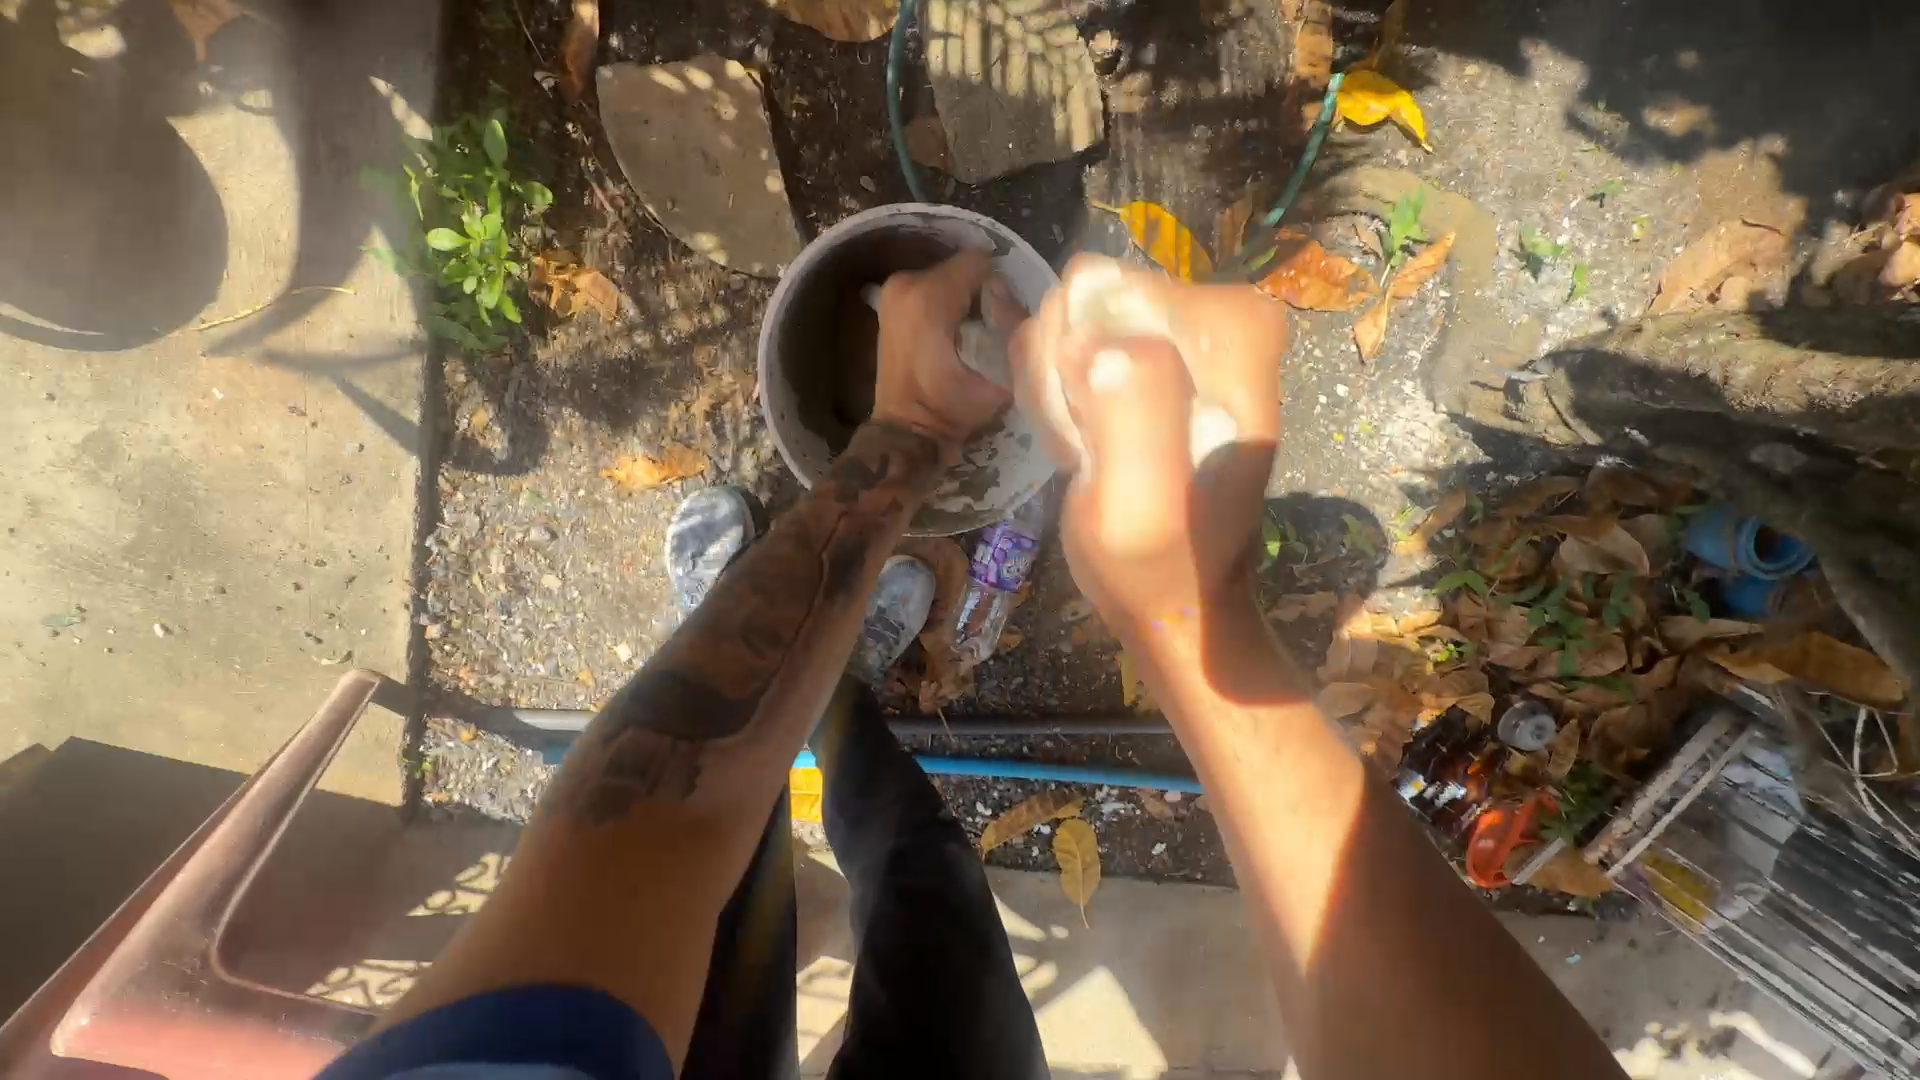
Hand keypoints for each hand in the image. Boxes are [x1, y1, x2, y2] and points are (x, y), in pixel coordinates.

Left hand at [872, 250, 1018, 451]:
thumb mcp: (998, 380)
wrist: (906, 429)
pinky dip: (945, 302)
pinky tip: (951, 332)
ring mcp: (894, 290)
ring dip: (963, 297)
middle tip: (988, 326)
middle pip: (961, 268)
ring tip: (969, 332)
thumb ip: (1014, 334)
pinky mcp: (890, 301)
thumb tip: (1019, 303)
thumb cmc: (950, 409)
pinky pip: (929, 287)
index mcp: (929, 298)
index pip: (980, 262)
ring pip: (946, 276)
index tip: (1003, 315)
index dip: (1000, 285)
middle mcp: (907, 283)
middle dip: (981, 291)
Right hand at [1009, 256, 1287, 634]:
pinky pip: (1072, 345)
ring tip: (1091, 453)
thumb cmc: (1156, 564)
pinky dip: (1062, 397)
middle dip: (1062, 379)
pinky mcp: (1157, 355)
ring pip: (1070, 324)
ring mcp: (1184, 334)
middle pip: (1084, 300)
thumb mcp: (1142, 507)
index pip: (1098, 290)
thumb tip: (1094, 329)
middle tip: (1088, 450)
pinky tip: (1088, 443)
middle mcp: (1218, 315)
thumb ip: (1131, 411)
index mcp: (1233, 333)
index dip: (1068, 365)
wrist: (1173, 597)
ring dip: (1058, 394)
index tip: (1088, 436)